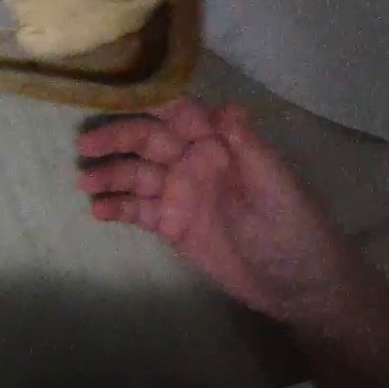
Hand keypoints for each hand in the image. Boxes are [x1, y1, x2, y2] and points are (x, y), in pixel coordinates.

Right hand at [77, 98, 377, 325]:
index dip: (146, 101)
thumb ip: (248, 147)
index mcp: (218, 145)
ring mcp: (178, 192)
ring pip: (134, 174)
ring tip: (85, 184)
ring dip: (108, 175)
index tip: (112, 96)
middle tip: (84, 148)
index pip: (177, 113)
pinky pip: (135, 208)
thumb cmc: (297, 232)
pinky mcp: (169, 222)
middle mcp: (192, 161)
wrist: (303, 291)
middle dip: (114, 140)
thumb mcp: (277, 188)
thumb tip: (229, 104)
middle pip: (145, 140)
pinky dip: (114, 206)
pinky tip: (98, 210)